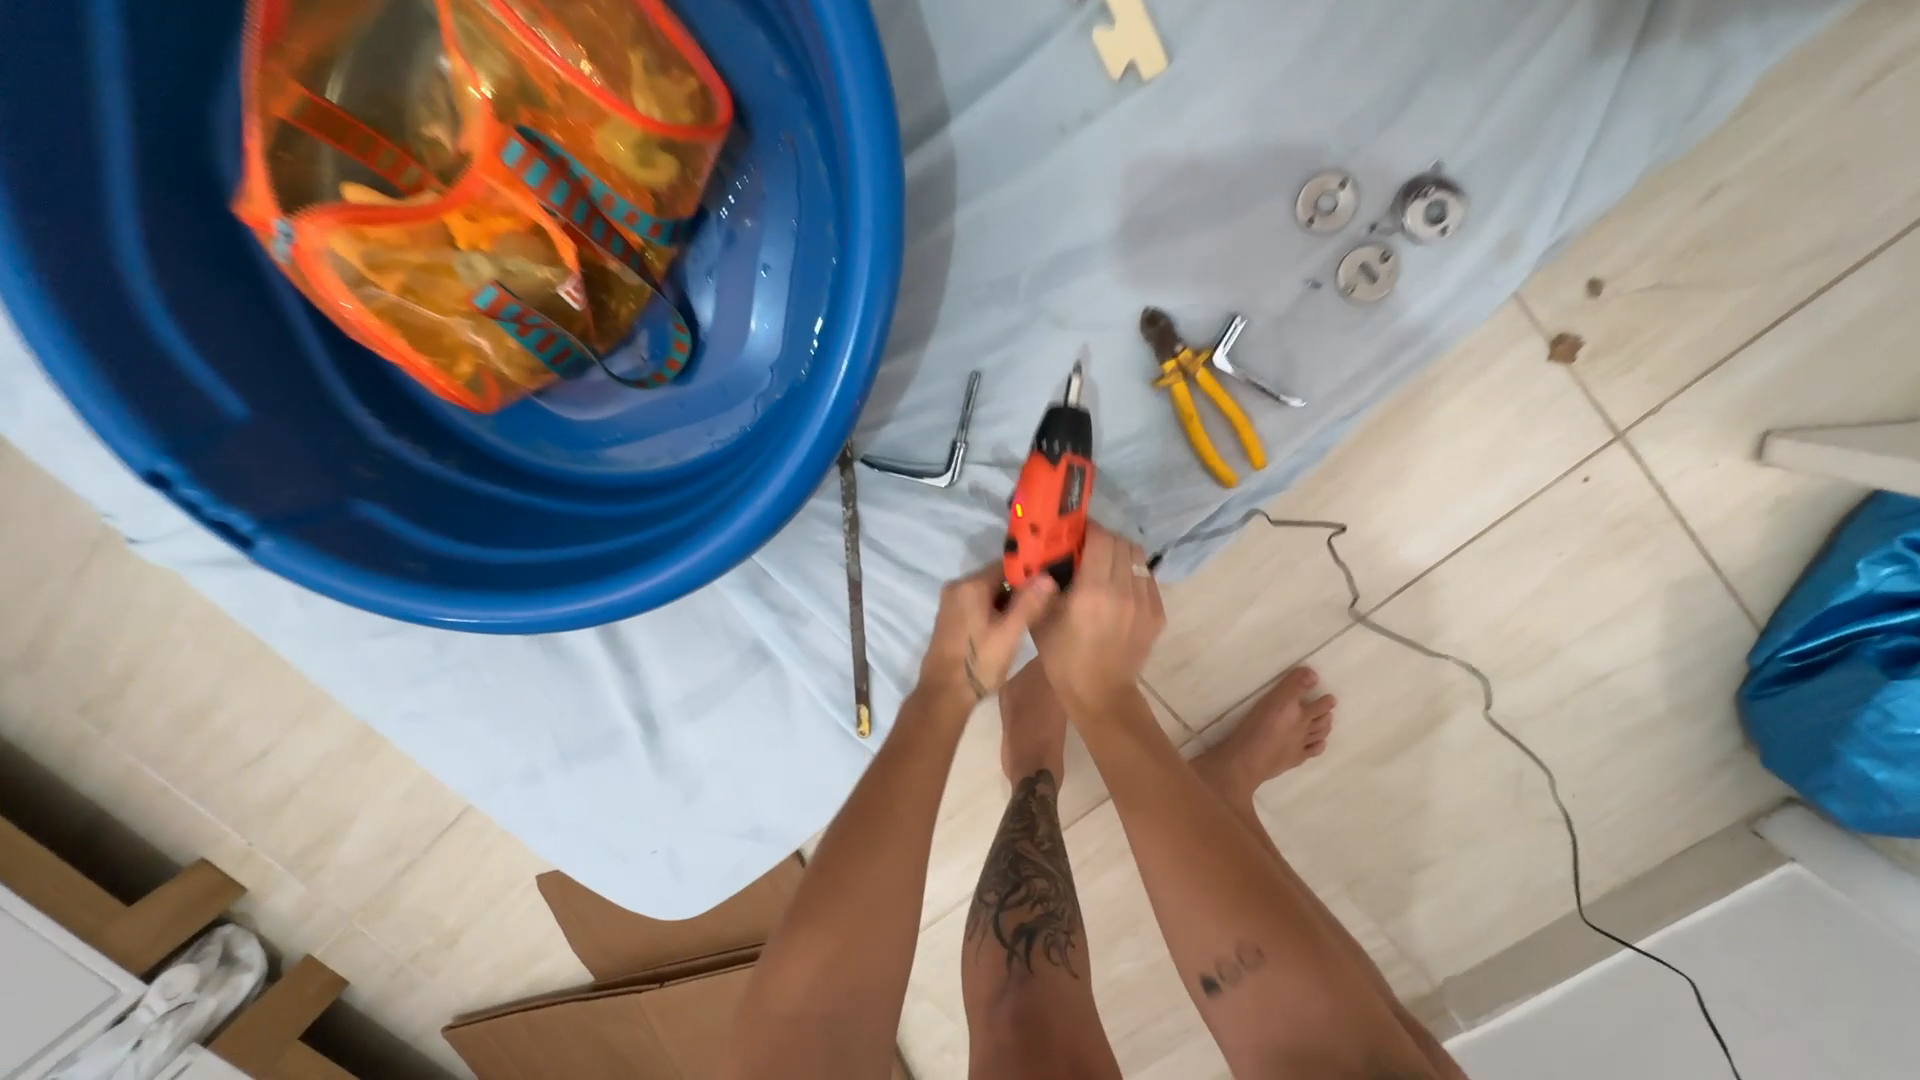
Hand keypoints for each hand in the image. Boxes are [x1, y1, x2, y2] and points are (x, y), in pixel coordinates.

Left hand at [917, 565, 1055, 707]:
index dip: (1030, 572)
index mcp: (970, 585)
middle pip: (996, 578)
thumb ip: (1029, 603)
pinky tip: (1008, 625)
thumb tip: (1049, 576)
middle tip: (1044, 603)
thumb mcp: (1009, 633)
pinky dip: (993, 609)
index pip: (1007, 565)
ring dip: (1007, 601)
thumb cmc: (979, 663)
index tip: (1050, 583)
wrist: (944, 693)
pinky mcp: (950, 617)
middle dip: (1019, 589)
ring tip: (1031, 615)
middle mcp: (956, 586)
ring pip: (987, 592)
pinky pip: (977, 603)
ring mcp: (950, 602)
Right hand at [1031, 522, 1164, 709]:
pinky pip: (1147, 577)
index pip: (1100, 539)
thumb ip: (1045, 585)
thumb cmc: (1063, 659)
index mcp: (1092, 592)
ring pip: (1138, 556)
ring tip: (1106, 565)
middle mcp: (1123, 591)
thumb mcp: (1042, 620)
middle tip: (1088, 548)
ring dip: (1120, 553)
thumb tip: (1047, 556)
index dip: (1088, 530)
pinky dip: (1132, 573)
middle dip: (1104, 539)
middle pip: (1122, 542)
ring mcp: (1145, 602)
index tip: (1076, 534)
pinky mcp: (1157, 613)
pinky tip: (1119, 587)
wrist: (1100, 694)